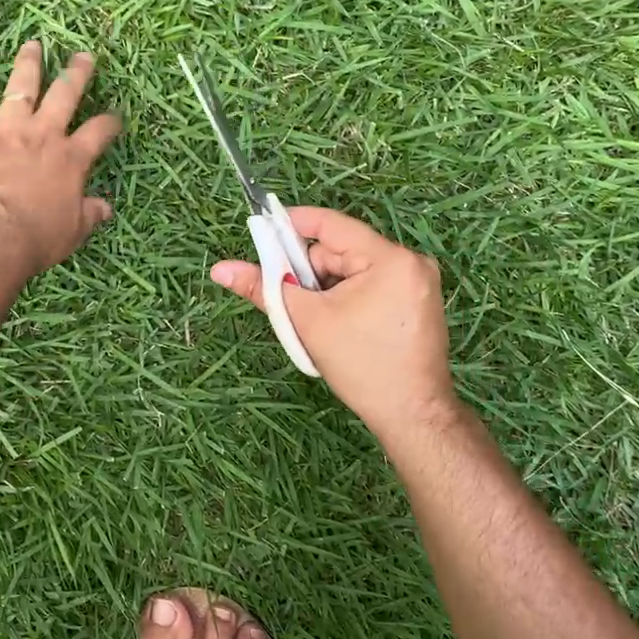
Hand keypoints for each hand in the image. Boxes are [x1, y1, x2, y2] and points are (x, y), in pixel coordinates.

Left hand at [0, 40, 122, 275]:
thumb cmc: (35, 239)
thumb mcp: (72, 231)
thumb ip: (89, 214)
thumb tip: (105, 208)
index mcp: (70, 158)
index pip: (98, 132)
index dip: (109, 123)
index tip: (114, 118)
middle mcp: (42, 135)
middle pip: (64, 94)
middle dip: (76, 73)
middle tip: (82, 56)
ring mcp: (5, 132)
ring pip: (19, 88)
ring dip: (26, 65)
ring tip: (32, 46)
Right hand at [209, 206, 457, 442]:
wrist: (412, 414)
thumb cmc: (360, 365)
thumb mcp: (305, 320)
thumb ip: (262, 287)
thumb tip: (220, 269)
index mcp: (389, 259)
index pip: (330, 224)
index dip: (291, 224)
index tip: (260, 229)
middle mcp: (410, 262)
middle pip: (338, 251)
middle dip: (308, 272)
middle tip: (294, 302)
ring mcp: (419, 282)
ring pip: (350, 270)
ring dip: (325, 287)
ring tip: (317, 320)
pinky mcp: (418, 301)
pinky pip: (368, 284)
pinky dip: (344, 297)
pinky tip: (338, 324)